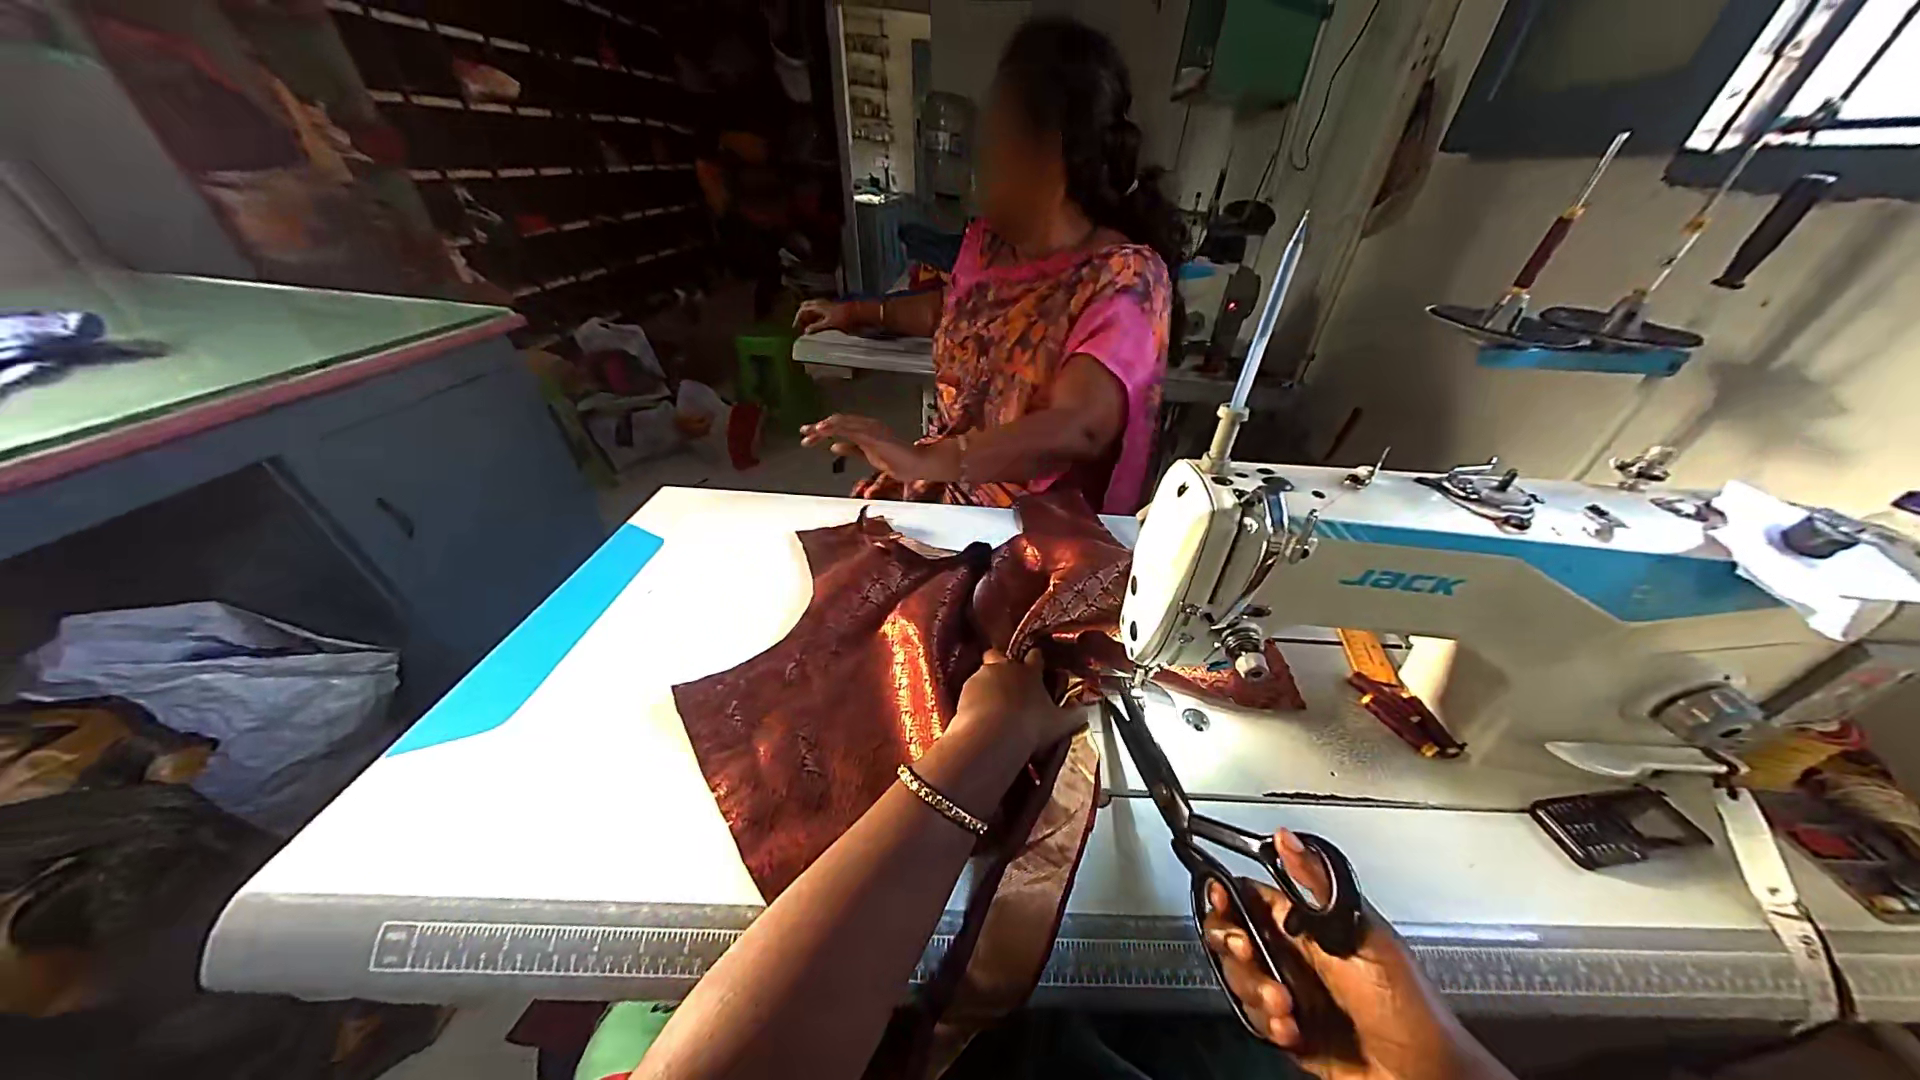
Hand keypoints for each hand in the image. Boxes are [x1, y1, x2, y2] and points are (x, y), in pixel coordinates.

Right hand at [794, 299, 866, 334]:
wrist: (858, 312)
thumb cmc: (844, 317)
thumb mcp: (829, 324)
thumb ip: (817, 327)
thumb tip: (806, 332)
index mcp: (817, 306)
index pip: (802, 310)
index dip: (798, 319)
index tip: (796, 328)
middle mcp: (821, 304)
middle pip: (807, 308)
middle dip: (803, 317)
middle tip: (802, 328)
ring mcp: (827, 306)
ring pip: (813, 310)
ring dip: (810, 318)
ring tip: (809, 329)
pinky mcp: (832, 309)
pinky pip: (820, 312)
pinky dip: (816, 319)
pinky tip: (819, 326)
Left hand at [801, 414, 953, 481]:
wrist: (916, 466)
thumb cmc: (898, 461)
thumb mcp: (867, 455)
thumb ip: (851, 450)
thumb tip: (834, 446)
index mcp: (864, 429)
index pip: (839, 426)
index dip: (822, 430)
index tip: (807, 435)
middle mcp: (867, 425)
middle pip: (838, 422)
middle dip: (819, 428)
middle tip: (804, 432)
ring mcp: (871, 429)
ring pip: (843, 423)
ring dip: (825, 426)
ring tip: (812, 431)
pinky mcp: (875, 435)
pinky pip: (854, 429)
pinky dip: (839, 428)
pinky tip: (827, 430)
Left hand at [952, 649, 1084, 756]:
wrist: (993, 735)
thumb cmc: (1031, 727)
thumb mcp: (1060, 723)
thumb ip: (1075, 715)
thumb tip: (1086, 710)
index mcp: (1030, 672)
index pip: (1035, 657)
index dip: (1036, 660)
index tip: (1037, 665)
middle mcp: (1006, 668)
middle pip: (1002, 655)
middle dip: (1004, 663)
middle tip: (1009, 680)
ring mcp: (983, 676)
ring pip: (984, 670)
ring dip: (988, 681)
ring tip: (992, 701)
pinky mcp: (966, 688)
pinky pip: (971, 688)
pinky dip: (974, 696)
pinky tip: (978, 712)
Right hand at [1203, 833, 1512, 1079]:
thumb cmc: (1410, 1006)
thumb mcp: (1362, 934)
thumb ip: (1318, 883)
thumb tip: (1288, 838)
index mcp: (1301, 922)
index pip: (1246, 896)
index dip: (1225, 894)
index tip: (1221, 898)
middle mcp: (1288, 953)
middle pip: (1230, 934)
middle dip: (1233, 945)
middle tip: (1250, 954)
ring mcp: (1285, 990)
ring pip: (1237, 977)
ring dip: (1255, 990)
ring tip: (1287, 1004)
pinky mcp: (1285, 1029)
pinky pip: (1252, 1018)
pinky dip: (1267, 1023)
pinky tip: (1291, 1027)